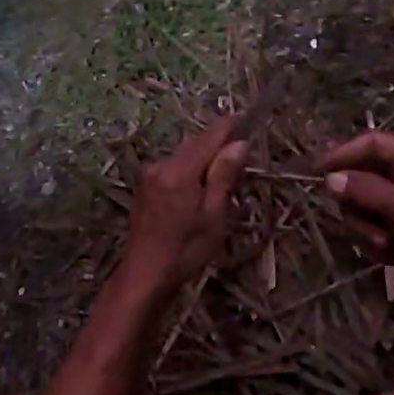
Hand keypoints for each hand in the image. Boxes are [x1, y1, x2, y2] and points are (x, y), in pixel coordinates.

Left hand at [121, 117, 248, 292]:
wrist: (144, 274)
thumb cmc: (185, 250)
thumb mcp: (213, 216)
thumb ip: (223, 176)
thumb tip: (239, 143)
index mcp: (179, 171)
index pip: (209, 136)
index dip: (231, 127)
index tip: (249, 120)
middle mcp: (161, 165)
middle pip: (195, 144)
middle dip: (218, 147)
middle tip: (241, 161)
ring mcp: (149, 174)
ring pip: (184, 156)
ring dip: (203, 160)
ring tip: (221, 182)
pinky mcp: (144, 186)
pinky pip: (172, 168)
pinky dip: (189, 171)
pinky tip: (198, 192)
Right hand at [320, 132, 393, 302]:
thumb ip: (365, 190)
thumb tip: (330, 178)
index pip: (371, 143)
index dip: (342, 154)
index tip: (314, 174)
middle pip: (362, 177)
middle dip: (355, 201)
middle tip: (361, 221)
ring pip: (366, 209)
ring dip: (366, 227)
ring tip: (385, 245)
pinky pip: (377, 231)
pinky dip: (378, 243)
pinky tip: (391, 256)